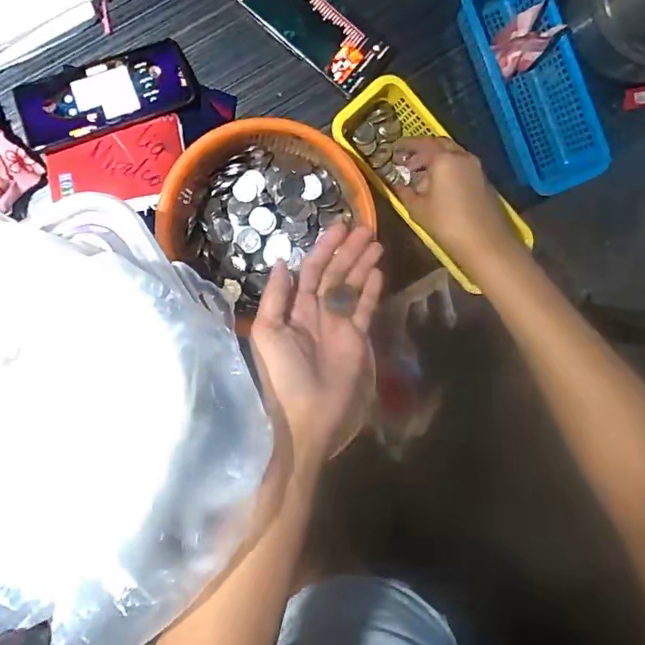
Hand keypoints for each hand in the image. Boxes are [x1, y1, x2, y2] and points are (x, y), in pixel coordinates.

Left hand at [248, 225, 384, 482]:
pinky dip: (370, 291)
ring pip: (351, 287)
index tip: (339, 228)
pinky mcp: (357, 340)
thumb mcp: (267, 333)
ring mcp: (339, 326)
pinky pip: (365, 309)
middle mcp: (317, 314)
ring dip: (361, 265)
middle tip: (364, 229)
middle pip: (334, 274)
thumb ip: (275, 297)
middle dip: (348, 252)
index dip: (324, 249)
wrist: (307, 417)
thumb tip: (280, 262)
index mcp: (293, 310)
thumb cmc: (282, 376)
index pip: (311, 271)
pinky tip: (378, 272)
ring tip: (375, 243)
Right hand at [390, 138, 524, 274]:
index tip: (394, 148)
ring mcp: (476, 167)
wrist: (487, 243)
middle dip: (422, 150)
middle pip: (439, 144)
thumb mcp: (418, 209)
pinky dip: (448, 167)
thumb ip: (405, 192)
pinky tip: (440, 185)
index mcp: (443, 159)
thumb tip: (396, 183)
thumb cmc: (447, 225)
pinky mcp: (484, 179)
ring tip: (422, 175)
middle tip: (407, 161)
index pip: (421, 143)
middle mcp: (461, 156)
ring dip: (436, 158)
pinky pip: (462, 164)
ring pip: (452, 153)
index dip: (406, 144)